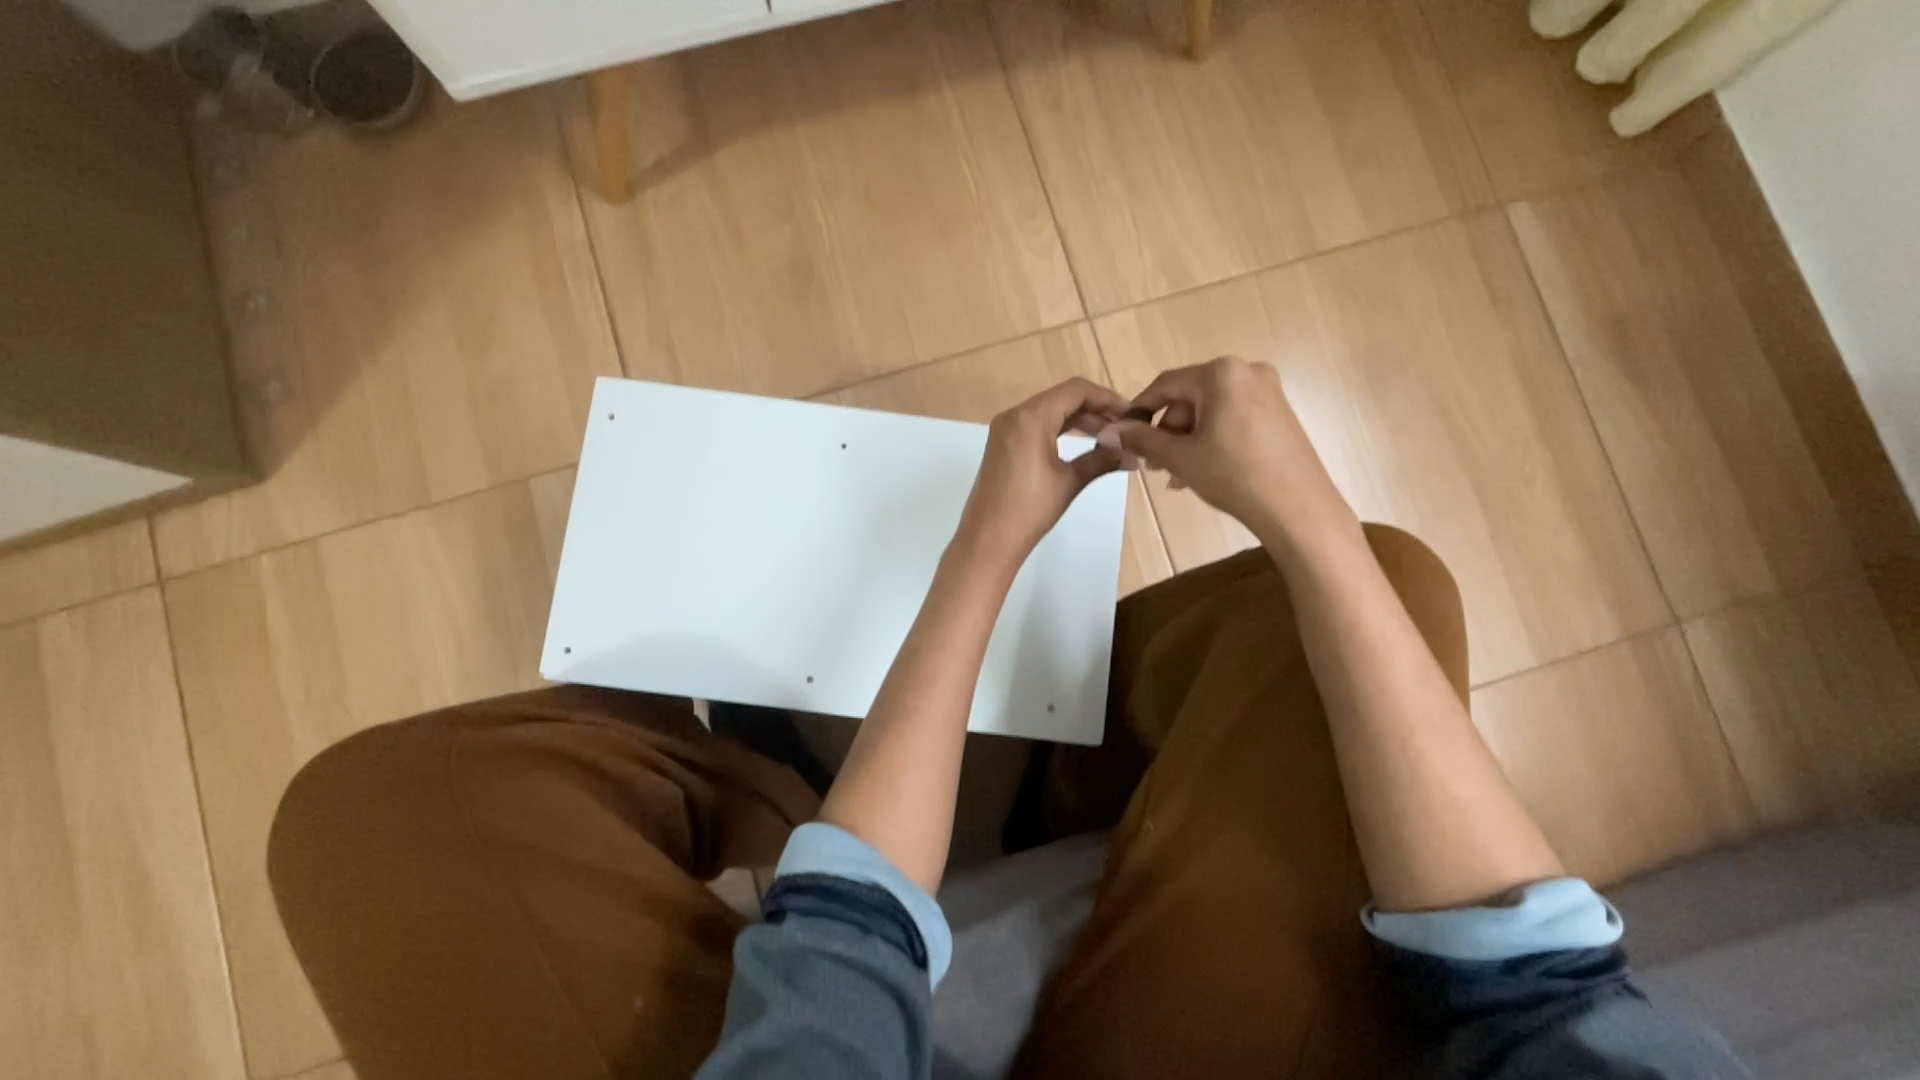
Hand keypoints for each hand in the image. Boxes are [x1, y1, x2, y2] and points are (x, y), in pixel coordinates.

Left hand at [953, 377, 1129, 573]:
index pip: (1076, 391)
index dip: (1107, 398)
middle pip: (1063, 398)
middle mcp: (1015, 415)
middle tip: (1126, 427)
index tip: (1132, 413)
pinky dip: (1061, 429)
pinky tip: (1084, 442)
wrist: (988, 539)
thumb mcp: (1069, 481)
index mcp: (1031, 418)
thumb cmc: (1029, 510)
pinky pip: (1037, 425)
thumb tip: (1133, 454)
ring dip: (1080, 420)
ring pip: (1050, 411)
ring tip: (1111, 437)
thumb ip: (1101, 459)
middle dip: (1096, 410)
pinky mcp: (1003, 443)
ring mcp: (1006, 429)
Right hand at [1100, 357, 1356, 555]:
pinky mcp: (1280, 412)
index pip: (1166, 385)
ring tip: (1178, 476)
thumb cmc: (1233, 475)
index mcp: (1220, 373)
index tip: (1124, 435)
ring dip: (1189, 439)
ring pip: (1212, 410)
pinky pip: (1234, 417)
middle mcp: (1246, 371)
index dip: (1140, 410)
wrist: (1298, 507)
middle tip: (1156, 465)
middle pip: (1190, 396)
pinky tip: (1205, 470)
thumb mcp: (1180, 457)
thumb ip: (1142, 439)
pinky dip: (1214, 438)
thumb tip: (1108, 431)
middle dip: (1169, 430)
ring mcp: (1268, 391)